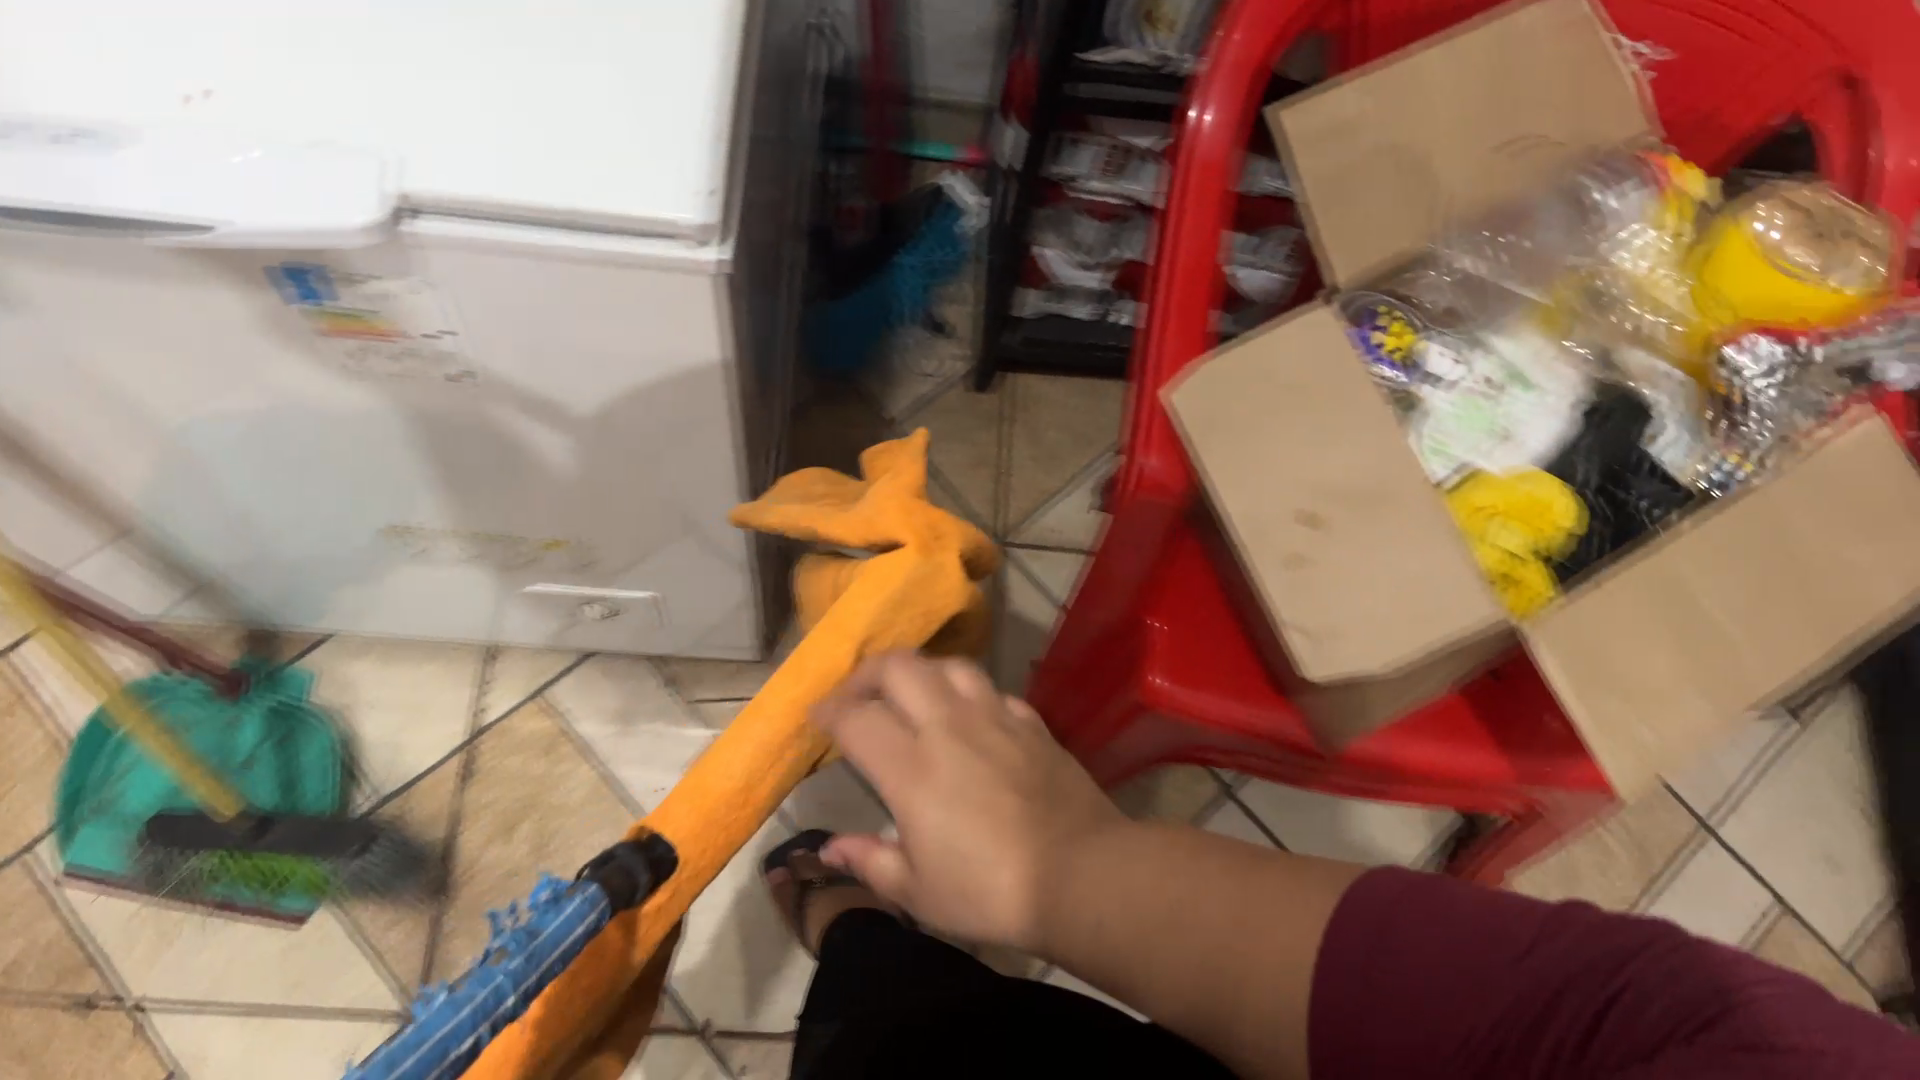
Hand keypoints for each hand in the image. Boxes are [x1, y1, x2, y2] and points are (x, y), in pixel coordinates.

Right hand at [810, 651, 1128, 952]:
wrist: (1081, 874)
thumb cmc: (991, 891)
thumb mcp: (919, 892)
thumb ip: (870, 861)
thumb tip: (829, 847)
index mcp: (912, 768)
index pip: (856, 717)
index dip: (829, 711)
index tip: (819, 719)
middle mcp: (949, 727)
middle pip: (898, 667)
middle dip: (867, 674)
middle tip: (858, 698)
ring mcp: (995, 717)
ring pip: (948, 665)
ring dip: (920, 674)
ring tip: (912, 697)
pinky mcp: (1032, 722)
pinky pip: (992, 690)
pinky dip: (969, 694)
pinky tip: (969, 717)